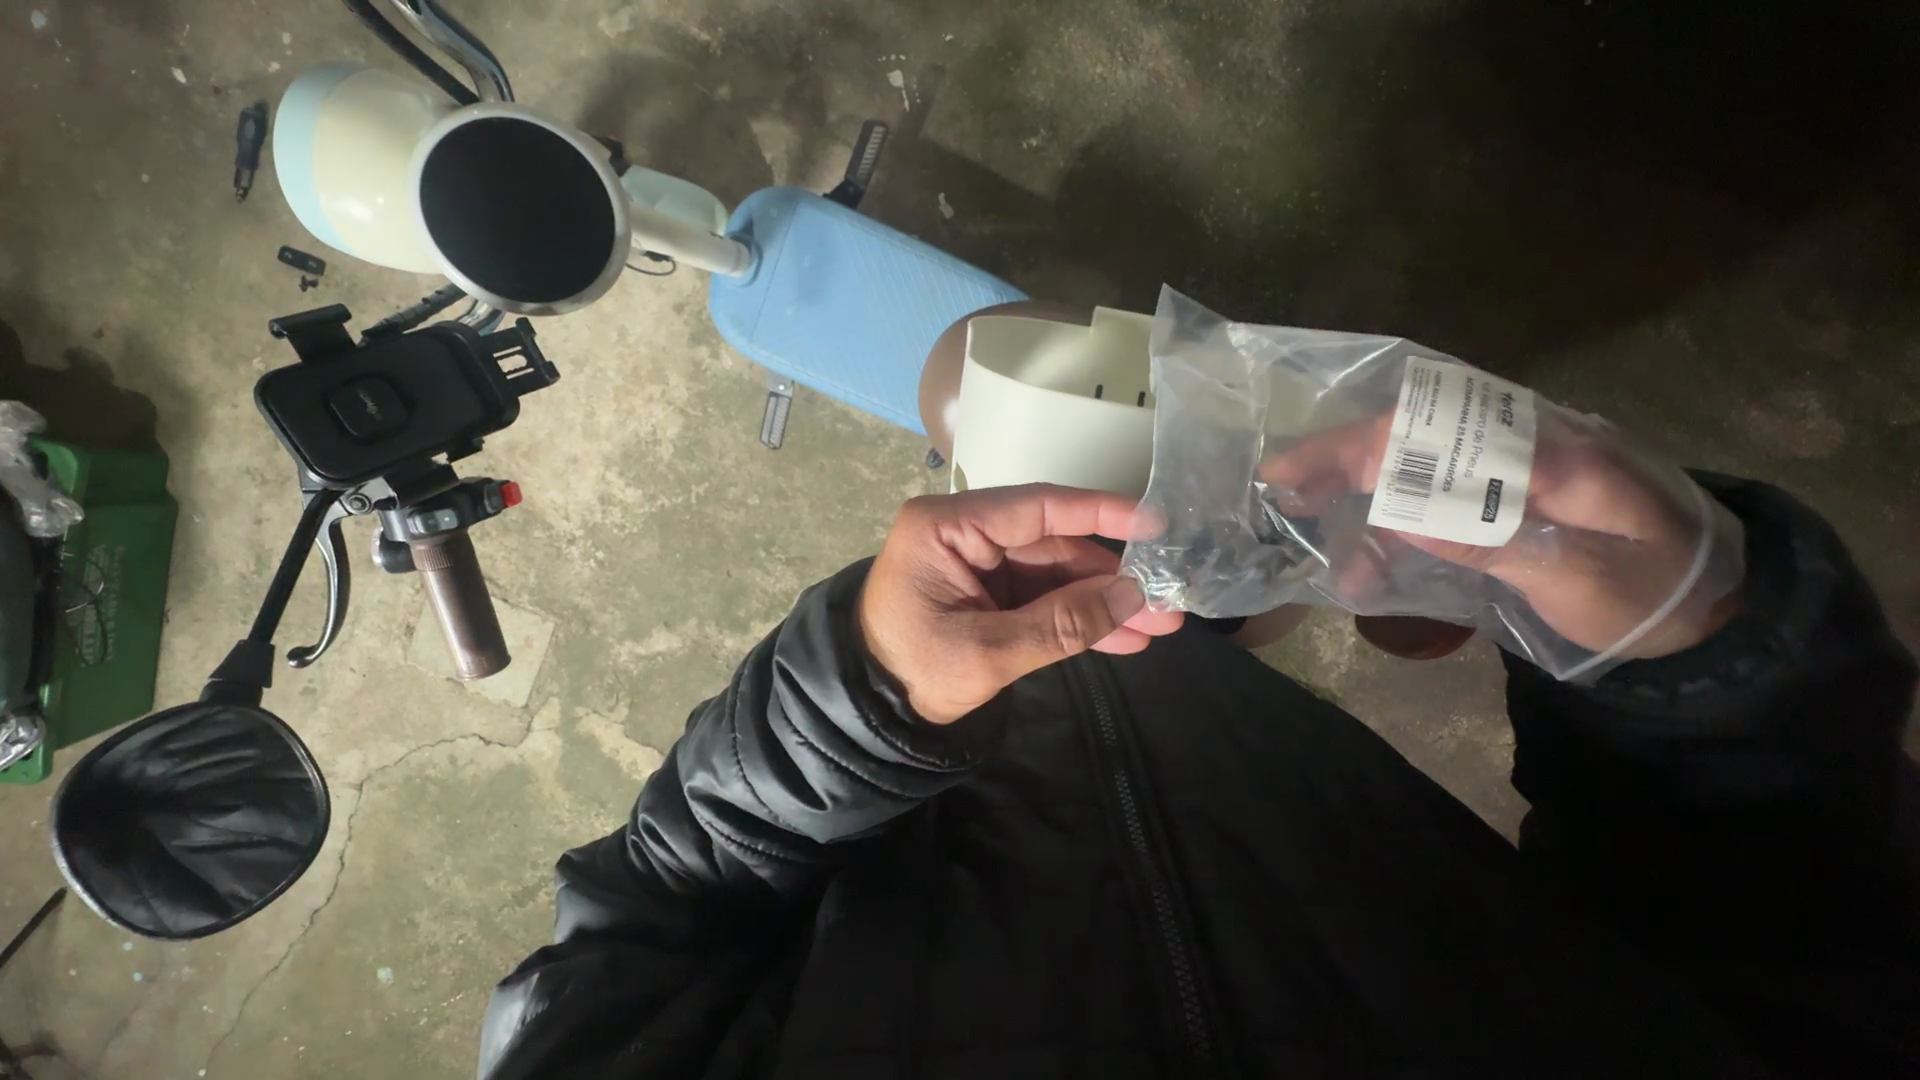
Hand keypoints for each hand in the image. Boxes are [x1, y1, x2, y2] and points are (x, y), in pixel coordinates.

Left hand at [859, 485, 1185, 724]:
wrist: (867, 713)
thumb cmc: (911, 674)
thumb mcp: (988, 652)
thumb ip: (1062, 623)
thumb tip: (1135, 597)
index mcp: (948, 527)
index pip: (1037, 506)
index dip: (1101, 514)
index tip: (1156, 524)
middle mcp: (965, 533)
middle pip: (1053, 543)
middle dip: (1111, 576)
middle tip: (1169, 598)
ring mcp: (978, 564)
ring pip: (1055, 574)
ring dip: (1103, 602)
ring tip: (1160, 626)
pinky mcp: (987, 593)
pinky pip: (1041, 598)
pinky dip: (1078, 619)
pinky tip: (1124, 638)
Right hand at [1259, 406, 1743, 659]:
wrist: (1713, 606)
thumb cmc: (1653, 594)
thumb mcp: (1584, 577)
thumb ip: (1497, 539)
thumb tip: (1400, 513)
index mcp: (1549, 451)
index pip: (1432, 431)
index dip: (1355, 447)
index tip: (1292, 471)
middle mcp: (1523, 441)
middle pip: (1410, 431)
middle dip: (1337, 457)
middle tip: (1279, 486)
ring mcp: (1510, 465)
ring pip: (1411, 460)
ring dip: (1354, 490)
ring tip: (1307, 522)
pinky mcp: (1503, 491)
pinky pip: (1429, 494)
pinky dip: (1386, 523)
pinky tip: (1362, 561)